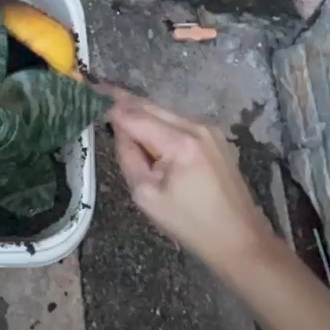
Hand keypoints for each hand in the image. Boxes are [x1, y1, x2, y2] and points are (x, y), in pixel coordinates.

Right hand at [104, 86, 283, 276]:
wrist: (239, 239)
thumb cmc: (190, 224)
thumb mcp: (146, 195)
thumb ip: (128, 156)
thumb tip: (118, 129)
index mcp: (180, 142)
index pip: (134, 116)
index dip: (111, 106)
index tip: (90, 93)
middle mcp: (196, 126)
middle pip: (150, 106)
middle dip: (124, 101)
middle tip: (97, 89)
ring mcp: (209, 130)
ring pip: (164, 111)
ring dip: (141, 112)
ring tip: (116, 110)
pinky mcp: (215, 137)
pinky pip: (178, 122)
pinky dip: (159, 122)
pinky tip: (145, 128)